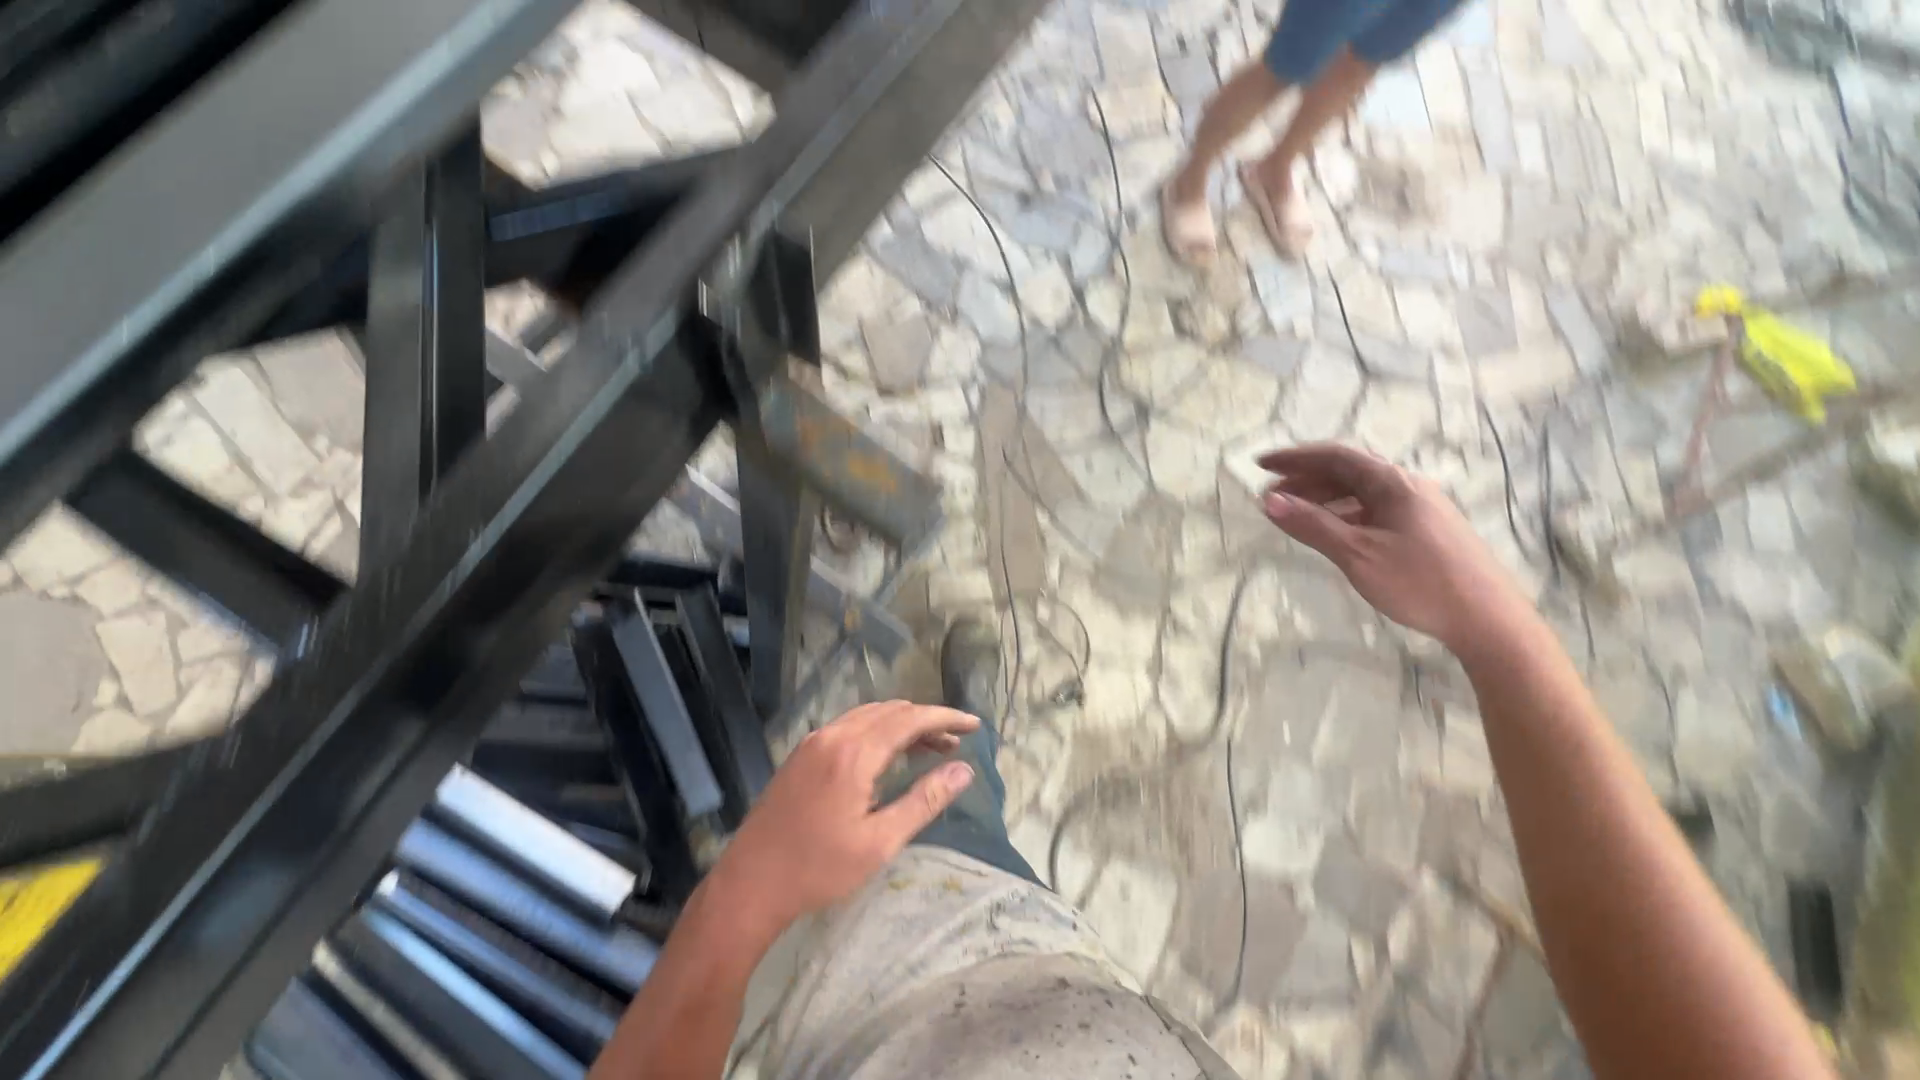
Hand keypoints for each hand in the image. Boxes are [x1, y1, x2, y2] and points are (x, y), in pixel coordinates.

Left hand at [703, 701, 978, 936]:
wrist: (749, 883)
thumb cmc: (818, 869)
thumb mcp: (880, 842)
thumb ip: (924, 801)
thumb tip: (964, 771)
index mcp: (854, 753)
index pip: (911, 719)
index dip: (946, 717)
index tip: (975, 725)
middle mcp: (833, 736)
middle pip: (891, 711)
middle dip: (927, 721)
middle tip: (956, 744)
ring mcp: (813, 743)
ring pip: (868, 716)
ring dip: (902, 725)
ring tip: (930, 749)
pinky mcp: (801, 755)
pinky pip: (849, 726)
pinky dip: (877, 731)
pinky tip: (888, 756)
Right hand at [1258, 443, 1531, 655]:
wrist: (1487, 618)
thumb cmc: (1419, 582)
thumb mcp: (1357, 554)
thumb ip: (1312, 525)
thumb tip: (1270, 501)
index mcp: (1392, 483)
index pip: (1335, 456)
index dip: (1295, 458)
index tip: (1261, 465)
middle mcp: (1407, 486)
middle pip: (1348, 471)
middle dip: (1305, 479)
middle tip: (1271, 496)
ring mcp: (1419, 508)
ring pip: (1361, 492)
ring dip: (1323, 498)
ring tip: (1294, 514)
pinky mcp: (1425, 530)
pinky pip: (1374, 509)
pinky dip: (1344, 514)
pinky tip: (1333, 532)